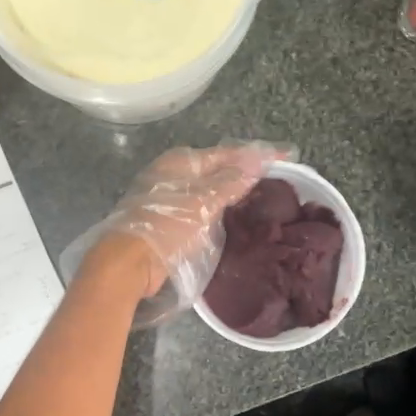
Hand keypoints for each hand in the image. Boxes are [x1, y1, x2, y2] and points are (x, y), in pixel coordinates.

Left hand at [59, 141, 293, 326]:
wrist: (130, 263)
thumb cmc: (166, 226)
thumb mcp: (203, 202)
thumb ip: (231, 182)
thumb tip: (256, 162)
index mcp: (181, 161)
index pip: (227, 153)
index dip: (257, 155)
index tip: (286, 157)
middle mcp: (172, 173)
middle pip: (216, 169)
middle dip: (244, 172)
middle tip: (276, 180)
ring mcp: (166, 197)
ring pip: (207, 189)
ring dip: (231, 192)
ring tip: (260, 198)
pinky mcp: (164, 220)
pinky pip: (199, 207)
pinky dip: (217, 209)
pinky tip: (232, 217)